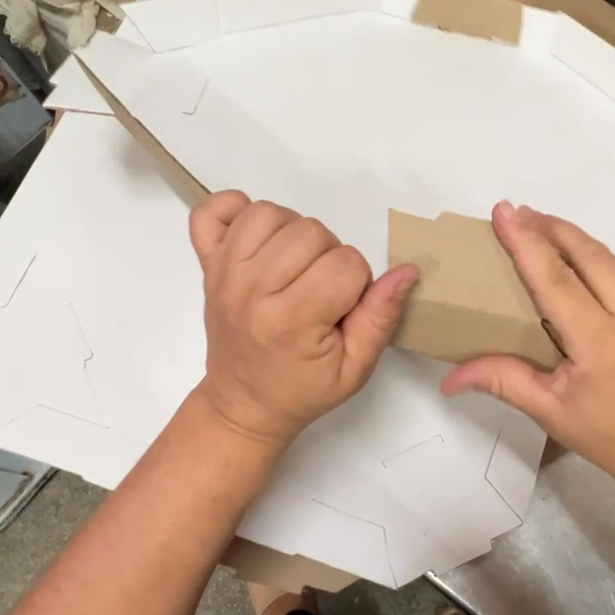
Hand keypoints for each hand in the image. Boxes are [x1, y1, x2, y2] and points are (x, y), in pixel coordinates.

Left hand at [189, 191, 418, 446]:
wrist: (245, 404)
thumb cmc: (303, 390)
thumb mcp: (355, 369)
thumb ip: (381, 318)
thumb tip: (407, 271)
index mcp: (291, 320)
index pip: (346, 264)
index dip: (357, 283)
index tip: (344, 308)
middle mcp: (252, 289)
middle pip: (310, 231)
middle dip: (329, 256)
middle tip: (322, 290)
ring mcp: (224, 273)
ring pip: (269, 213)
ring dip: (293, 232)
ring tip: (295, 265)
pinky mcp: (207, 263)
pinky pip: (213, 210)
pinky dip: (236, 210)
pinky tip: (259, 240)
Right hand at [441, 202, 614, 499]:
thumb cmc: (609, 436)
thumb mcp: (552, 412)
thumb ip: (503, 381)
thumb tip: (448, 377)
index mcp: (601, 344)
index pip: (555, 279)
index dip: (526, 242)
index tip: (504, 211)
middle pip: (589, 253)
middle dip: (552, 227)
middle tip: (522, 213)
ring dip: (582, 247)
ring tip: (552, 241)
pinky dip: (614, 269)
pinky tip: (596, 278)